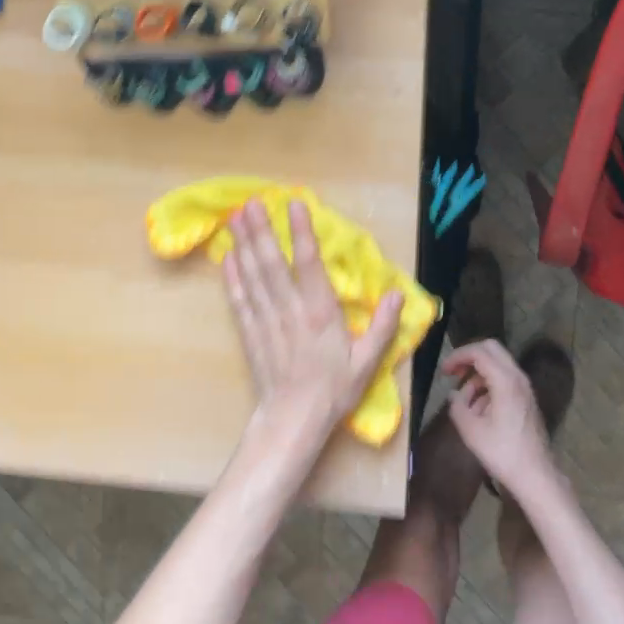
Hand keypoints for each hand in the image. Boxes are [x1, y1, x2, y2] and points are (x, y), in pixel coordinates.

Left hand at [223, 199, 402, 445]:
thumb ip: (382, 327)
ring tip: (237, 217)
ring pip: (253, 275)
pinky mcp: (250, 333)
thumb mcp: (366, 362)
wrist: (292, 422)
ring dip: (244, 244)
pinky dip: (232, 277)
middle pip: (272, 263)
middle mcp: (290, 310)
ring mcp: (266, 321)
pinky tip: (227, 257)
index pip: (309, 263)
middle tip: (253, 201)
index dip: (301, 232)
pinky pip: (239, 299)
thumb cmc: (333, 391)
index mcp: (321, 313)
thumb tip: (396, 294)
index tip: (294, 204)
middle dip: (262, 230)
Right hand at [443, 340, 555, 490]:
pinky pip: (505, 379)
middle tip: (453, 373)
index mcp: (505, 381)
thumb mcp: (472, 431)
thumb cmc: (502, 452)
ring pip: (498, 365)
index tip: (443, 371)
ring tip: (464, 401)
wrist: (535, 474)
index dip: (458, 356)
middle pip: (491, 350)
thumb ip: (458, 406)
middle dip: (469, 357)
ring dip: (478, 375)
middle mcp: (518, 377)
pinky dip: (488, 385)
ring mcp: (524, 387)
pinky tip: (479, 410)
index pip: (479, 352)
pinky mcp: (526, 398)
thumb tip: (454, 395)